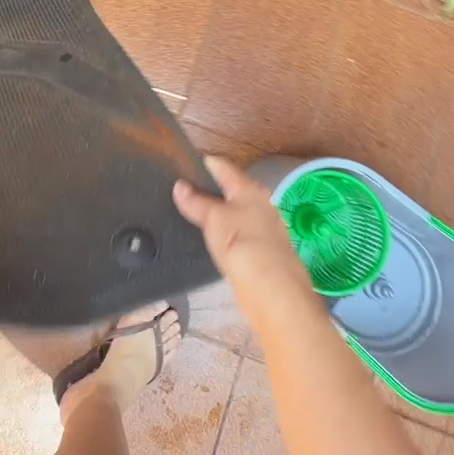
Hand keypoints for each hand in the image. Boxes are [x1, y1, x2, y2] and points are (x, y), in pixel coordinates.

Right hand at [173, 157, 314, 308]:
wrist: (273, 291)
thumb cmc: (243, 244)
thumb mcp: (213, 218)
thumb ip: (196, 201)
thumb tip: (180, 185)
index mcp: (250, 190)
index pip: (223, 167)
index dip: (204, 163)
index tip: (184, 163)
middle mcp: (261, 205)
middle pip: (231, 190)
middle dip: (209, 190)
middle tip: (182, 191)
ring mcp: (263, 229)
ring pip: (234, 213)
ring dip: (216, 213)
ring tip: (191, 215)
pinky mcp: (261, 252)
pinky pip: (237, 234)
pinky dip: (224, 233)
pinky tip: (210, 240)